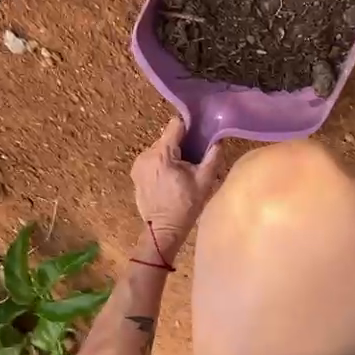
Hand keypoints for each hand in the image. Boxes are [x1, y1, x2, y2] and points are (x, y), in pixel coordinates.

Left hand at [131, 117, 227, 243]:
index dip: (189, 125)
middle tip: (195, 155)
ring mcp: (138, 164)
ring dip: (171, 153)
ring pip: (159, 148)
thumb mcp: (204, 180)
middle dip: (181, 143)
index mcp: (162, 154)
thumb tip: (218, 139)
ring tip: (183, 168)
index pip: (175, 124)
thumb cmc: (185, 205)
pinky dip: (162, 162)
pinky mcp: (136, 173)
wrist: (163, 229)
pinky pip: (152, 159)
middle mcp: (146, 154)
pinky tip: (171, 176)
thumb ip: (212, 156)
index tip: (200, 131)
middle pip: (167, 137)